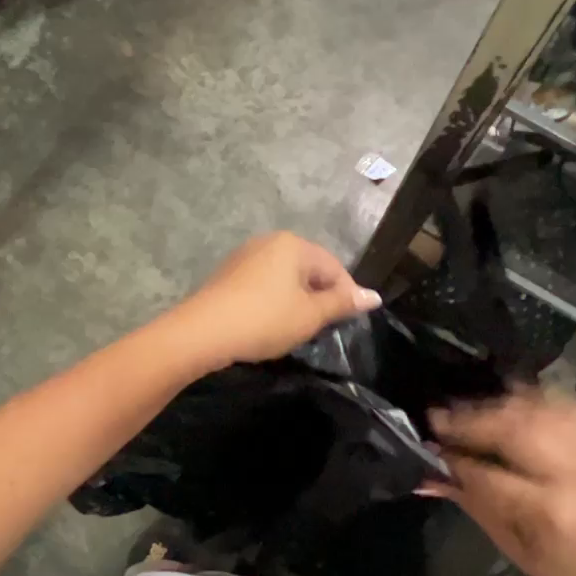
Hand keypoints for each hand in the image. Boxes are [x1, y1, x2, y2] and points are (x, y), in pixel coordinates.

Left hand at [168, 232, 382, 365]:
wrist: (202, 332)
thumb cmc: (264, 320)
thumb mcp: (309, 315)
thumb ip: (342, 303)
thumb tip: (373, 296)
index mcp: (294, 245)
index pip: (333, 267)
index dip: (346, 294)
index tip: (348, 322)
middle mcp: (268, 242)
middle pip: (308, 270)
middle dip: (319, 297)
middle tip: (322, 328)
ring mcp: (244, 258)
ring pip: (283, 279)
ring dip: (295, 301)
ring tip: (296, 328)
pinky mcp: (227, 277)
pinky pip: (261, 287)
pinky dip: (271, 303)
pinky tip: (269, 324)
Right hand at [418, 390, 575, 575]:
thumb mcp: (517, 552)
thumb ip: (475, 505)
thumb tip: (431, 475)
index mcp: (551, 514)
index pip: (486, 473)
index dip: (452, 458)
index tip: (427, 447)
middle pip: (514, 429)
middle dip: (470, 420)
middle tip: (438, 418)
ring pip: (541, 411)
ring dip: (499, 405)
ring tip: (470, 409)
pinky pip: (569, 409)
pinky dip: (536, 402)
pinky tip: (512, 404)